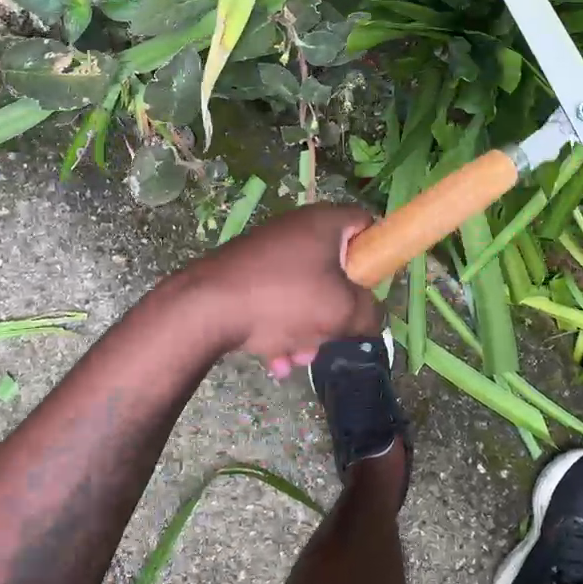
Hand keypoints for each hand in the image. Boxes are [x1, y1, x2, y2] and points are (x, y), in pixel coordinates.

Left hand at [169, 203, 383, 377]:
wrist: (204, 308)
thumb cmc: (282, 299)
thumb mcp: (341, 311)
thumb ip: (369, 313)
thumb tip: (371, 318)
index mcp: (325, 222)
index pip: (367, 223)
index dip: (378, 253)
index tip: (373, 287)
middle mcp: (297, 229)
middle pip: (335, 266)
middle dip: (337, 308)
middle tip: (334, 334)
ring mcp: (268, 251)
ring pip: (305, 290)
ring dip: (308, 328)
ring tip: (296, 358)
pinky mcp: (245, 273)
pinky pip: (276, 299)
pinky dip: (280, 328)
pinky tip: (274, 361)